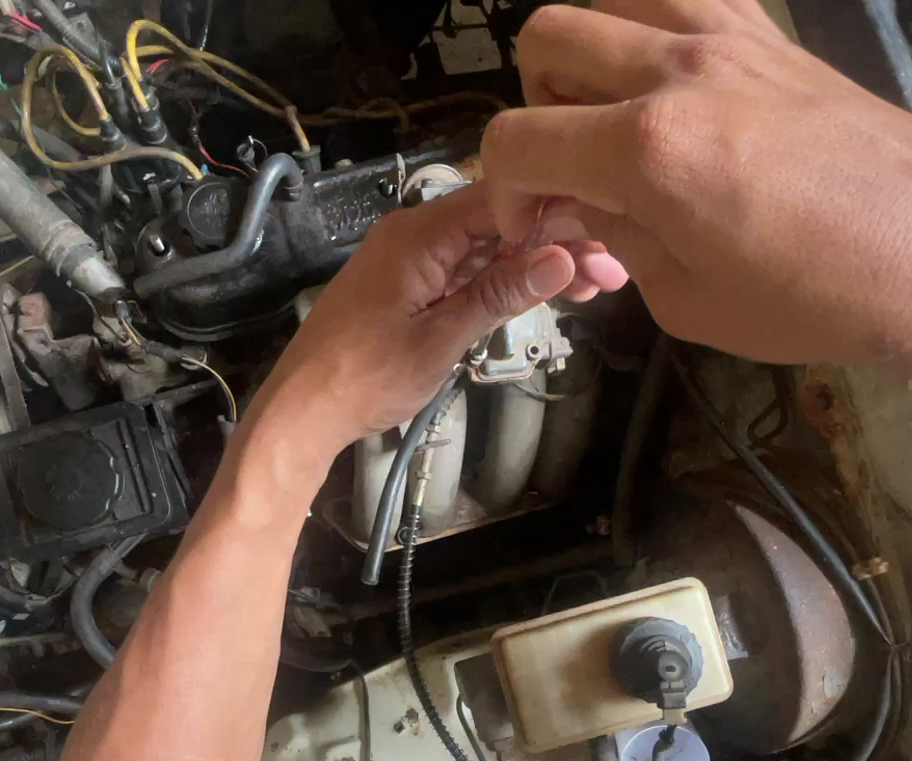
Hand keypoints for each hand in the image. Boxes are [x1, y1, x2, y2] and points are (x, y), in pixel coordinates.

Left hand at [247, 183, 625, 459]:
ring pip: (481, 251)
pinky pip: (459, 273)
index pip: (503, 199)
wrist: (304, 409)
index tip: (605, 236)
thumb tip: (560, 258)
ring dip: (529, 268)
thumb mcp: (441, 339)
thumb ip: (499, 295)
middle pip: (497, 225)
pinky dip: (495, 284)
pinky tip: (534, 294)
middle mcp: (412, 234)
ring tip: (587, 287)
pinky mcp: (403, 287)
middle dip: (553, 247)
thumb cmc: (367, 377)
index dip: (557, 214)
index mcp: (419, 234)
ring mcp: (406, 261)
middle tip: (608, 275)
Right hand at [482, 0, 911, 370]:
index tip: (532, 224)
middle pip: (545, 36)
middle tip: (566, 169)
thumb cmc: (808, 300)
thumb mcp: (679, 299)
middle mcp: (678, 67)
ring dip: (585, 58)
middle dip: (531, 108)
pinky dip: (647, 32)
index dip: (501, 189)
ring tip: (611, 125)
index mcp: (646, 148)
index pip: (515, 139)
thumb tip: (580, 202)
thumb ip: (613, 235)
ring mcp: (731, 34)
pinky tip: (667, 94)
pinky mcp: (770, 32)